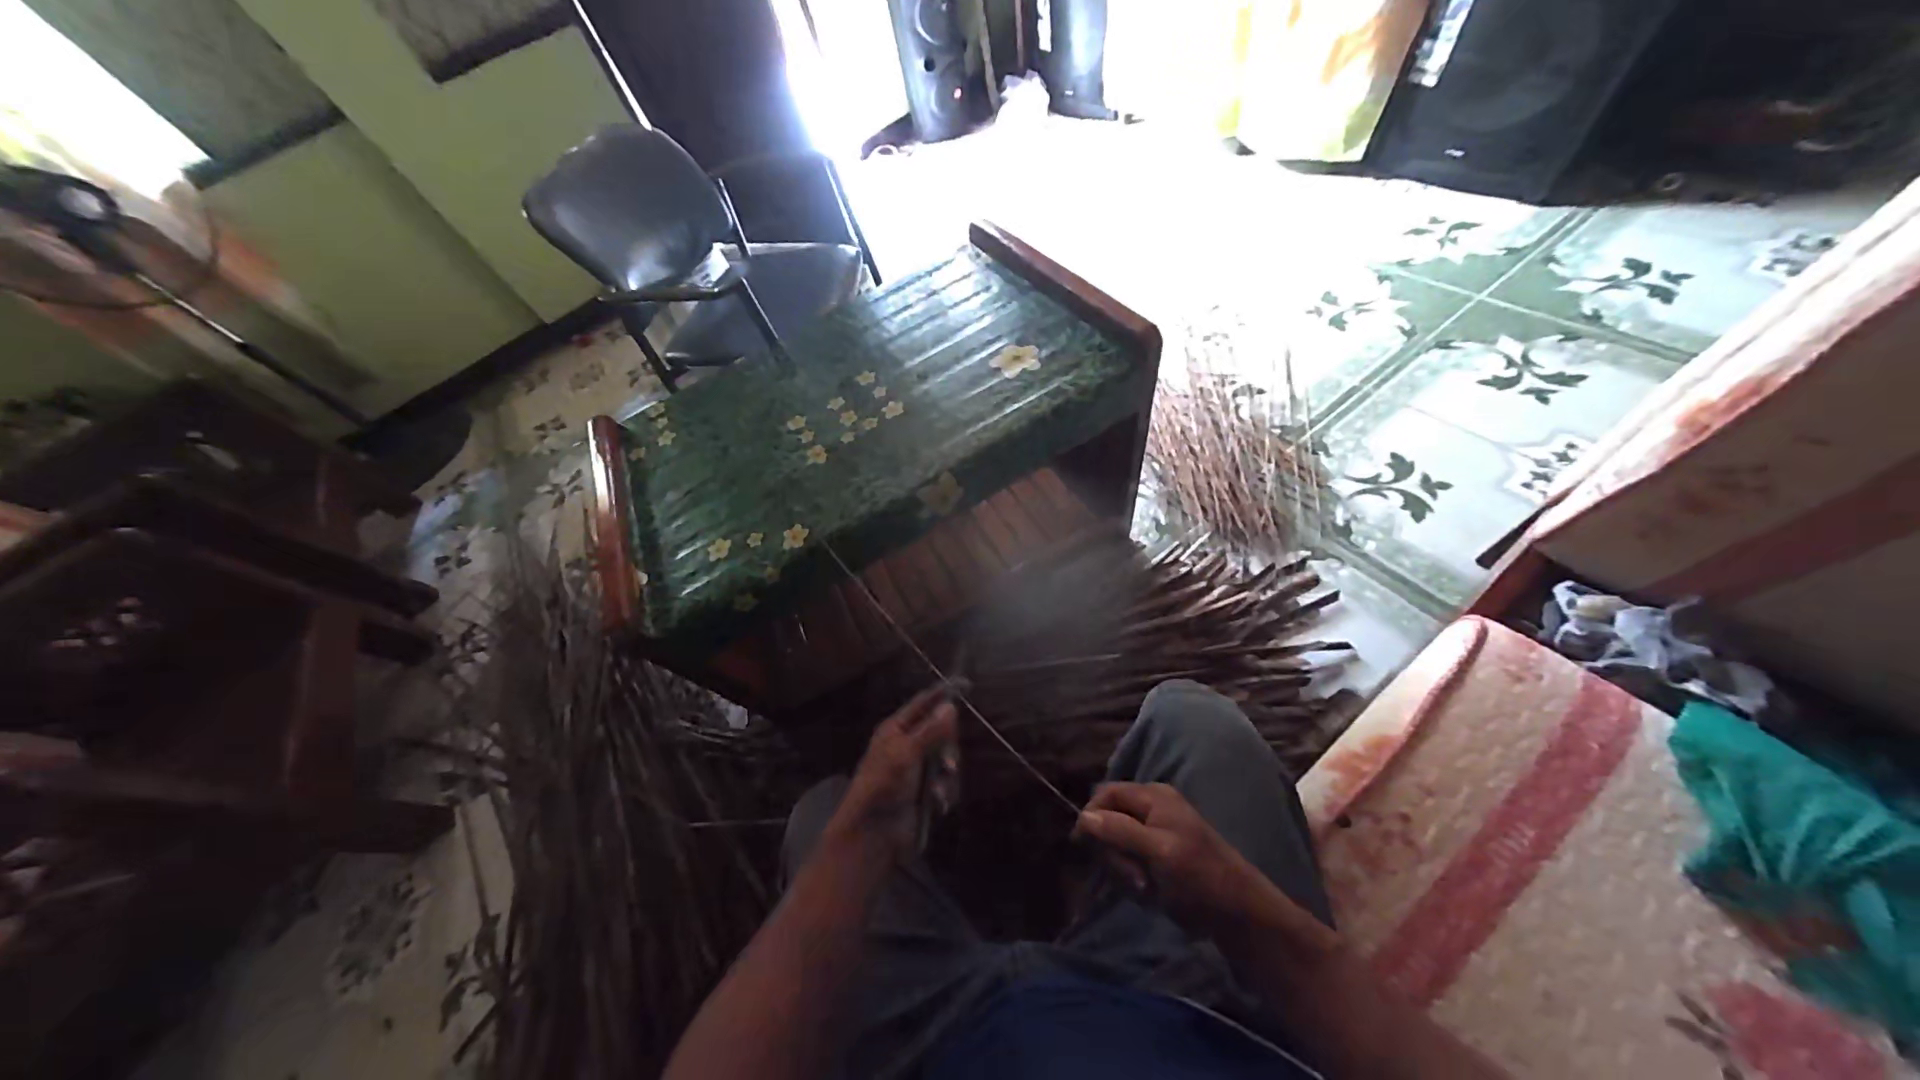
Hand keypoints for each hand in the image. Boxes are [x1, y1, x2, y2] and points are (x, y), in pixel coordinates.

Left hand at [826, 686, 958, 858]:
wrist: (874, 835)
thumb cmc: (883, 786)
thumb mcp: (906, 753)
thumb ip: (931, 731)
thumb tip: (951, 706)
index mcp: (895, 729)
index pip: (922, 703)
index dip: (942, 694)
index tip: (966, 684)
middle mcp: (907, 745)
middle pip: (941, 732)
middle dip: (948, 748)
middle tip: (947, 763)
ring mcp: (917, 770)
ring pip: (947, 759)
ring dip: (947, 776)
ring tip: (937, 792)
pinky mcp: (926, 792)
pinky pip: (947, 783)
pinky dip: (945, 793)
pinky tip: (938, 804)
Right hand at [1076, 782, 1332, 951]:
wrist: (1239, 915)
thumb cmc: (1200, 877)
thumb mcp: (1158, 851)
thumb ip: (1119, 831)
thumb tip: (1083, 817)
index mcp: (1154, 796)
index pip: (1106, 793)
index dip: (1091, 815)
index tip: (1082, 845)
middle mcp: (1152, 808)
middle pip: (1108, 820)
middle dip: (1113, 851)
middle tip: (1133, 878)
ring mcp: (1155, 834)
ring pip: (1116, 845)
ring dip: (1123, 870)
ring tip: (1145, 888)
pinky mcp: (1158, 858)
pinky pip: (1129, 862)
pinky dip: (1133, 879)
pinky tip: (1150, 892)